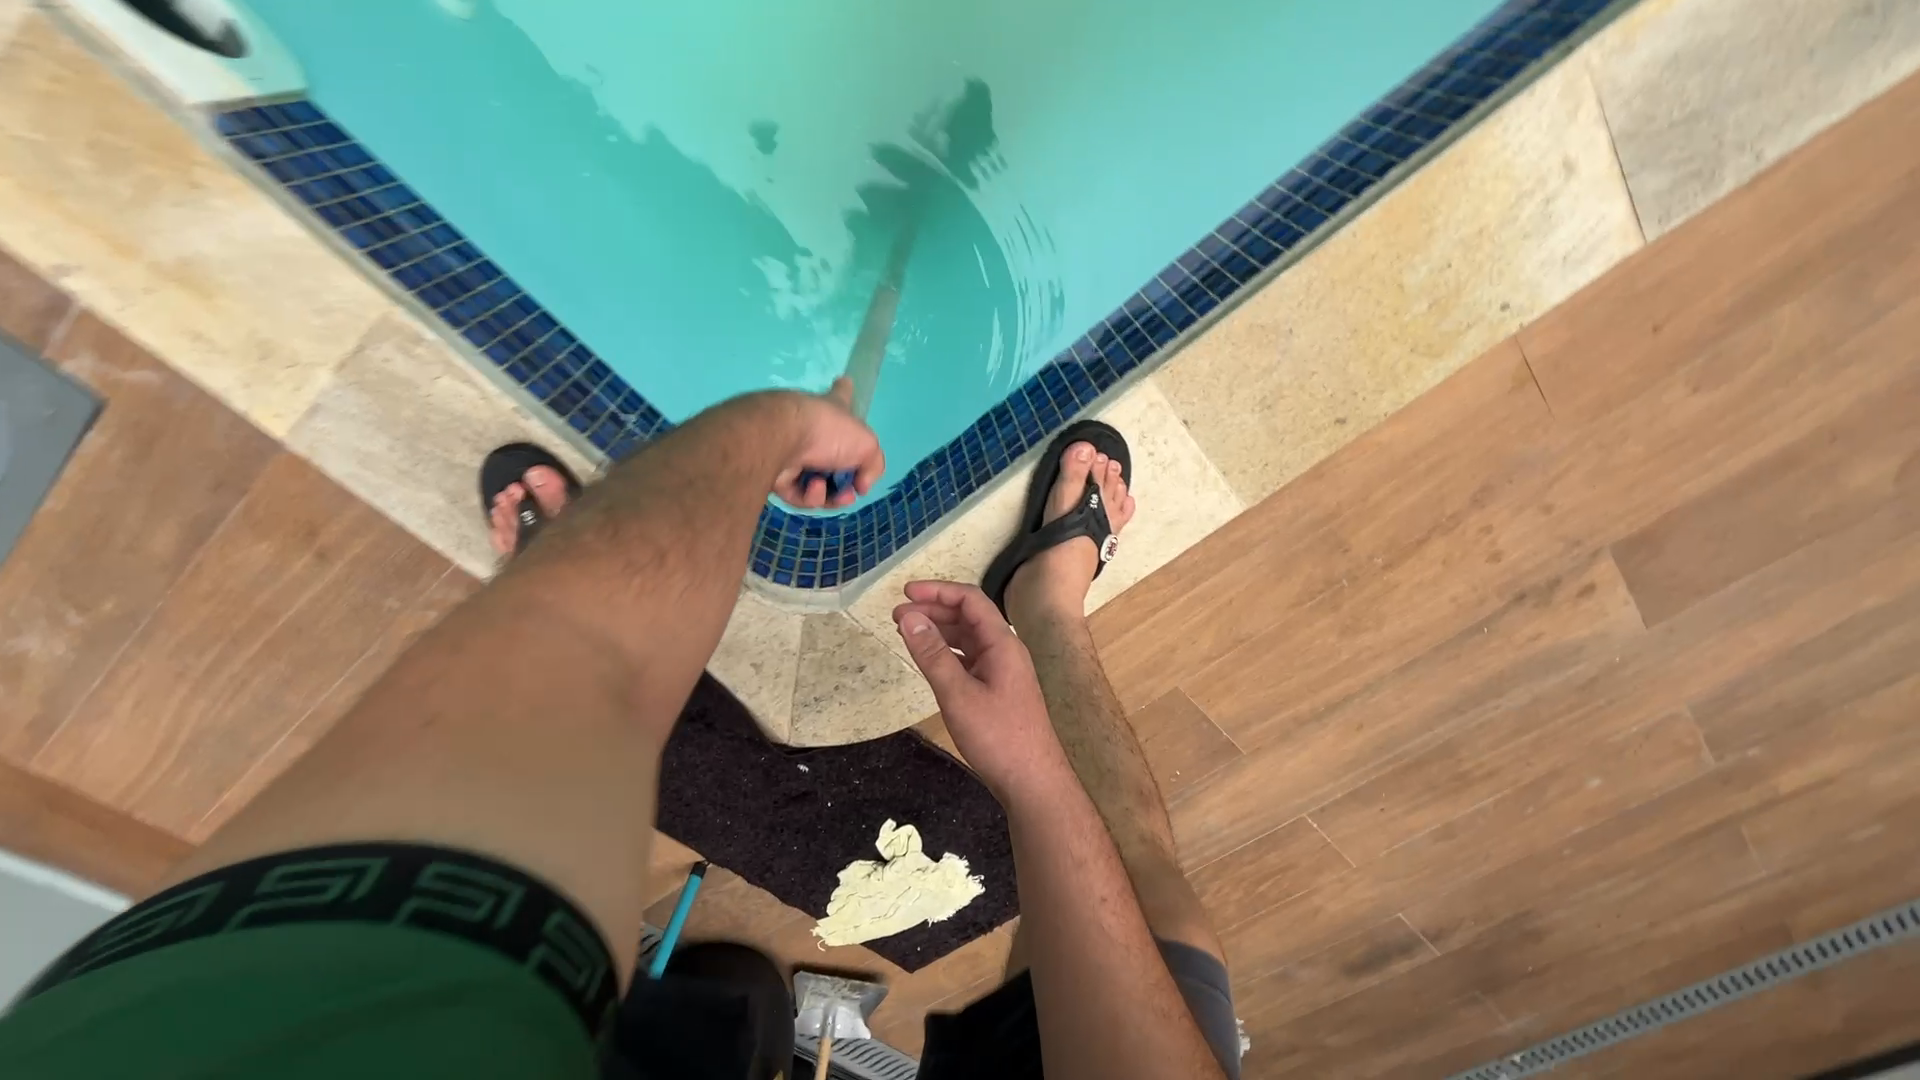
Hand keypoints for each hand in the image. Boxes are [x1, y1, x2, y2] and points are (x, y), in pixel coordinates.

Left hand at [769, 377, 884, 508]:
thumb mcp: (868, 445)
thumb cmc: (828, 431)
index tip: (844, 380)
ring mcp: (793, 453)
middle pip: (833, 457)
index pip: (843, 396)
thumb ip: (873, 466)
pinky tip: (813, 488)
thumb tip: (860, 486)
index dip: (846, 390)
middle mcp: (812, 429)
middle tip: (852, 491)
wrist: (783, 438)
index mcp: (833, 411)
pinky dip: (810, 496)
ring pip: (819, 484)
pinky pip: (800, 494)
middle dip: (846, 482)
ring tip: (837, 496)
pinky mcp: (777, 476)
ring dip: (832, 495)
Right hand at [893, 580, 1070, 800]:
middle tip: (897, 616)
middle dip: (933, 611)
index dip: (938, 591)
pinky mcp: (996, 691)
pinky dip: (946, 655)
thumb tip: (908, 617)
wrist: (1033, 782)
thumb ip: (932, 655)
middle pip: (968, 617)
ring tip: (906, 634)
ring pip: (967, 640)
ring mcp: (1002, 672)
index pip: (970, 600)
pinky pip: (969, 661)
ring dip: (939, 632)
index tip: (906, 593)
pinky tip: (928, 661)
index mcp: (1002, 644)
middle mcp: (1005, 651)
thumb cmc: (998, 737)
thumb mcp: (958, 694)